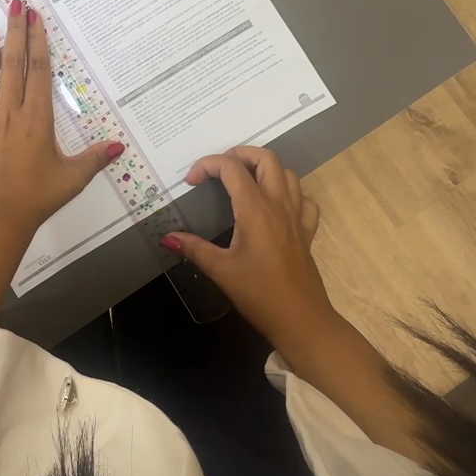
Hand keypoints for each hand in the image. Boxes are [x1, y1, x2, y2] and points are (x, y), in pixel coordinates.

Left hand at [0, 0, 123, 238]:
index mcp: (37, 117)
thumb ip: (95, 158)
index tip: (36, 18)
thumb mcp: (73, 178)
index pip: (39, 70)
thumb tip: (119, 145)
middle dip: (16, 33)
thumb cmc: (38, 196)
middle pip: (14, 64)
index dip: (38, 41)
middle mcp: (11, 110)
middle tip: (15, 6)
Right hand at [165, 146, 338, 362]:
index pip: (231, 167)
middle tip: (219, 170)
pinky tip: (275, 205)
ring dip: (264, 169)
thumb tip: (168, 237)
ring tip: (243, 181)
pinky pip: (303, 199)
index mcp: (255, 209)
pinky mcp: (308, 231)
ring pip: (287, 173)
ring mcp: (297, 216)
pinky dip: (288, 192)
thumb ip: (194, 248)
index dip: (207, 165)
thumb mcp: (221, 270)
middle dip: (239, 154)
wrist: (302, 321)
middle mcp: (278, 204)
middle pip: (266, 158)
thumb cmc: (259, 294)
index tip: (191, 182)